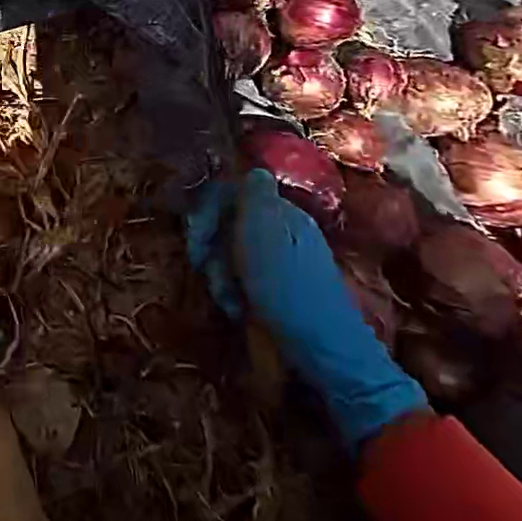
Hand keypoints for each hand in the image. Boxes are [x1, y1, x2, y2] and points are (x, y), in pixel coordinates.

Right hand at [187, 168, 427, 449]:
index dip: (207, 213)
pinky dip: (234, 291)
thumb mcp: (266, 235)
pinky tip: (237, 309)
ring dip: (220, 275)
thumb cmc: (288, 289)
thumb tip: (253, 169)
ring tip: (228, 299)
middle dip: (211, 249)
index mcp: (279, 211)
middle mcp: (281, 229)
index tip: (196, 241)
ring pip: (232, 253)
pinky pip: (244, 277)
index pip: (231, 193)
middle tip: (210, 274)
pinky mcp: (279, 287)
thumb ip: (255, 197)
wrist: (325, 351)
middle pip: (228, 223)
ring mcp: (281, 260)